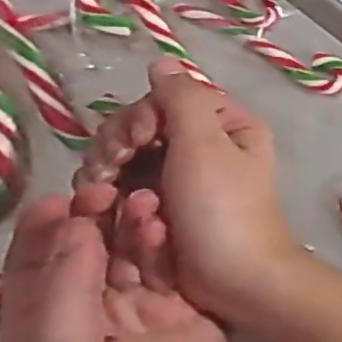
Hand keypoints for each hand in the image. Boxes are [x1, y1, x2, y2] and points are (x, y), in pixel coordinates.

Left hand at [0, 196, 246, 341]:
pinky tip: (166, 224)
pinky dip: (165, 244)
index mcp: (40, 334)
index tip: (61, 197)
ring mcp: (138, 314)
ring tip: (143, 201)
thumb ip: (63, 289)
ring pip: (129, 256)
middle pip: (83, 254)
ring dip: (130, 226)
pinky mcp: (183, 313)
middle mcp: (86, 318)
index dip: (40, 232)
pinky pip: (168, 270)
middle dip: (90, 220)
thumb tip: (71, 223)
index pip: (30, 270)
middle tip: (108, 189)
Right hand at [72, 59, 303, 315]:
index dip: (143, 115)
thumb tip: (163, 62)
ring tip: (105, 195)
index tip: (139, 141)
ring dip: (105, 170)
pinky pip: (124, 188)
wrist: (237, 279)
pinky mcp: (162, 208)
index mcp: (226, 124)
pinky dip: (109, 193)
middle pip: (139, 126)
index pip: (165, 98)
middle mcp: (206, 145)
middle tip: (110, 172)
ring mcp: (181, 178)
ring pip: (124, 157)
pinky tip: (104, 207)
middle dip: (117, 144)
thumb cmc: (224, 209)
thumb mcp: (207, 143)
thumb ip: (182, 98)